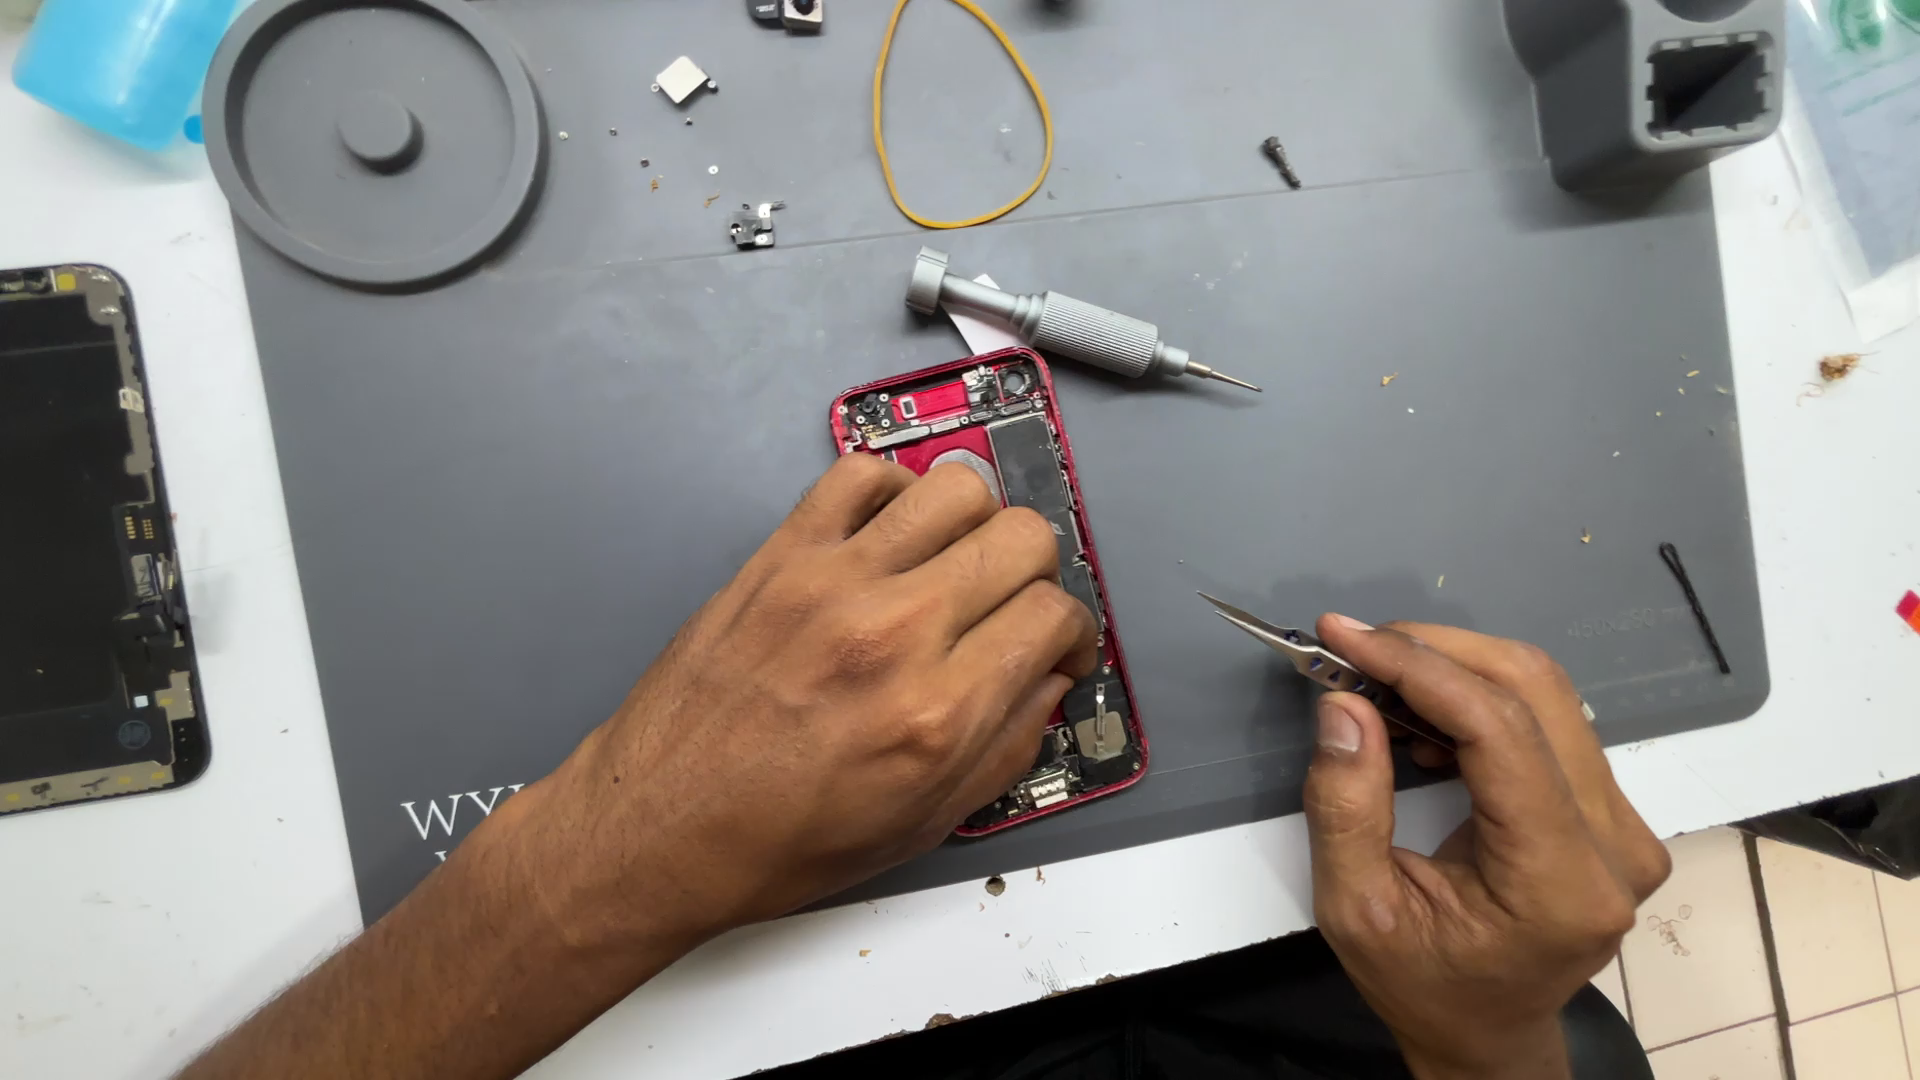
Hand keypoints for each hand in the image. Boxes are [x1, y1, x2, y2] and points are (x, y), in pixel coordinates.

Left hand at [503, 455, 1096, 953]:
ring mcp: (834, 580)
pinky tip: (893, 532)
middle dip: (1040, 572)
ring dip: (979, 522)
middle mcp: (896, 631)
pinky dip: (896, 489)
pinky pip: (861, 473)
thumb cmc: (788, 840)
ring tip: (956, 561)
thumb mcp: (923, 823)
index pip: (1052, 617)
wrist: (659, 826)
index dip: (1072, 633)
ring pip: (958, 488)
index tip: (1055, 648)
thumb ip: (1007, 745)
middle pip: (1023, 537)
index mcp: (939, 712)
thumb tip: (1047, 675)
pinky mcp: (781, 552)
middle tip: (1012, 605)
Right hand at [1302, 618, 1670, 1079]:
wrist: (1485, 1033)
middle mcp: (1613, 841)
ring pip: (1540, 691)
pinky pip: (1537, 716)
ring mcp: (1619, 822)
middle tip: (1351, 647)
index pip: (1497, 729)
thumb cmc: (1418, 982)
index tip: (1341, 636)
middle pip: (1532, 688)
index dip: (1415, 666)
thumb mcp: (1353, 907)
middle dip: (1431, 648)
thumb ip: (1344, 807)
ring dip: (1446, 663)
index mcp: (1558, 877)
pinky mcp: (1600, 809)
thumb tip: (1344, 704)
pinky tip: (1413, 716)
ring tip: (1372, 677)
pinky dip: (1465, 692)